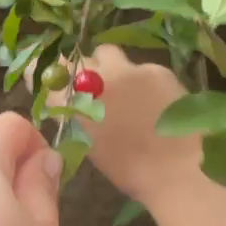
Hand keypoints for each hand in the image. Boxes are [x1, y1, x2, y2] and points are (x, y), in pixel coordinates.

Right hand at [63, 46, 202, 204]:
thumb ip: (80, 116)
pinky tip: (155, 99)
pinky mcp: (155, 68)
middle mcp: (95, 81)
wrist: (176, 170)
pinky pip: (141, 67)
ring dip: (113, 70)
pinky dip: (143, 79)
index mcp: (75, 105)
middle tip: (98, 87)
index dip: (49, 75)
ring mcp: (126, 70)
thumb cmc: (130, 170)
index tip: (56, 81)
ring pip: (110, 55)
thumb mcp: (92, 144)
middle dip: (86, 69)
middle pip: (81, 59)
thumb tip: (76, 102)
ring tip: (129, 91)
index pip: (51, 77)